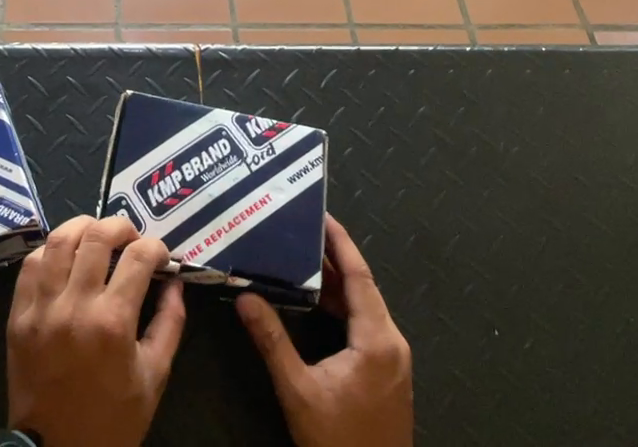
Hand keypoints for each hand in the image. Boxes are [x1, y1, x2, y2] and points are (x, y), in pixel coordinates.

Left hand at [6, 215, 186, 446]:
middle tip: (131, 237)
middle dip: (121, 226)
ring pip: (58, 240)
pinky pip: (30, 265)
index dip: (156, 247)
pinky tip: (64, 255)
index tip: (160, 256)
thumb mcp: (154, 376)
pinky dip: (50, 250)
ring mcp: (41, 307)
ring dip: (82, 228)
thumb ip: (169, 323)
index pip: (138, 257)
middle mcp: (74, 305)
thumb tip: (174, 283)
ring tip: (97, 235)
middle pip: (96, 236)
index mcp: (113, 321)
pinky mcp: (17, 315)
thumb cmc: (113, 418)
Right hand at [236, 215, 413, 446]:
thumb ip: (272, 340)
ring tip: (298, 260)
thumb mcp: (298, 390)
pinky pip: (365, 326)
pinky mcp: (388, 374)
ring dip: (334, 285)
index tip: (320, 214)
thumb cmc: (337, 440)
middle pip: (362, 288)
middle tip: (297, 232)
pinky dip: (340, 308)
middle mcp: (392, 342)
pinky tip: (313, 304)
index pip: (359, 276)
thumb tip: (244, 296)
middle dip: (331, 259)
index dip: (340, 242)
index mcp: (377, 339)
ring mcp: (393, 360)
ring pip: (363, 308)